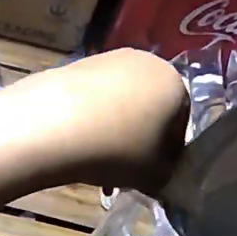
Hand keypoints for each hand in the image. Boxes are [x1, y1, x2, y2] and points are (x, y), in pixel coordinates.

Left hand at [10, 49, 188, 191]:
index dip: (168, 155)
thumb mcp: (155, 176)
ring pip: (122, 105)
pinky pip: (95, 98)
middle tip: (124, 173)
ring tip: (97, 166)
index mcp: (176, 83)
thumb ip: (168, 176)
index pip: (181, 125)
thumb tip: (162, 174)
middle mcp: (147, 61)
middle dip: (139, 143)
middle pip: (150, 110)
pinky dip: (92, 121)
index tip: (151, 176)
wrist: (54, 125)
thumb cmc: (118, 150)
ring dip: (115, 134)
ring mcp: (109, 59)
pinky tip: (79, 147)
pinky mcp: (78, 64)